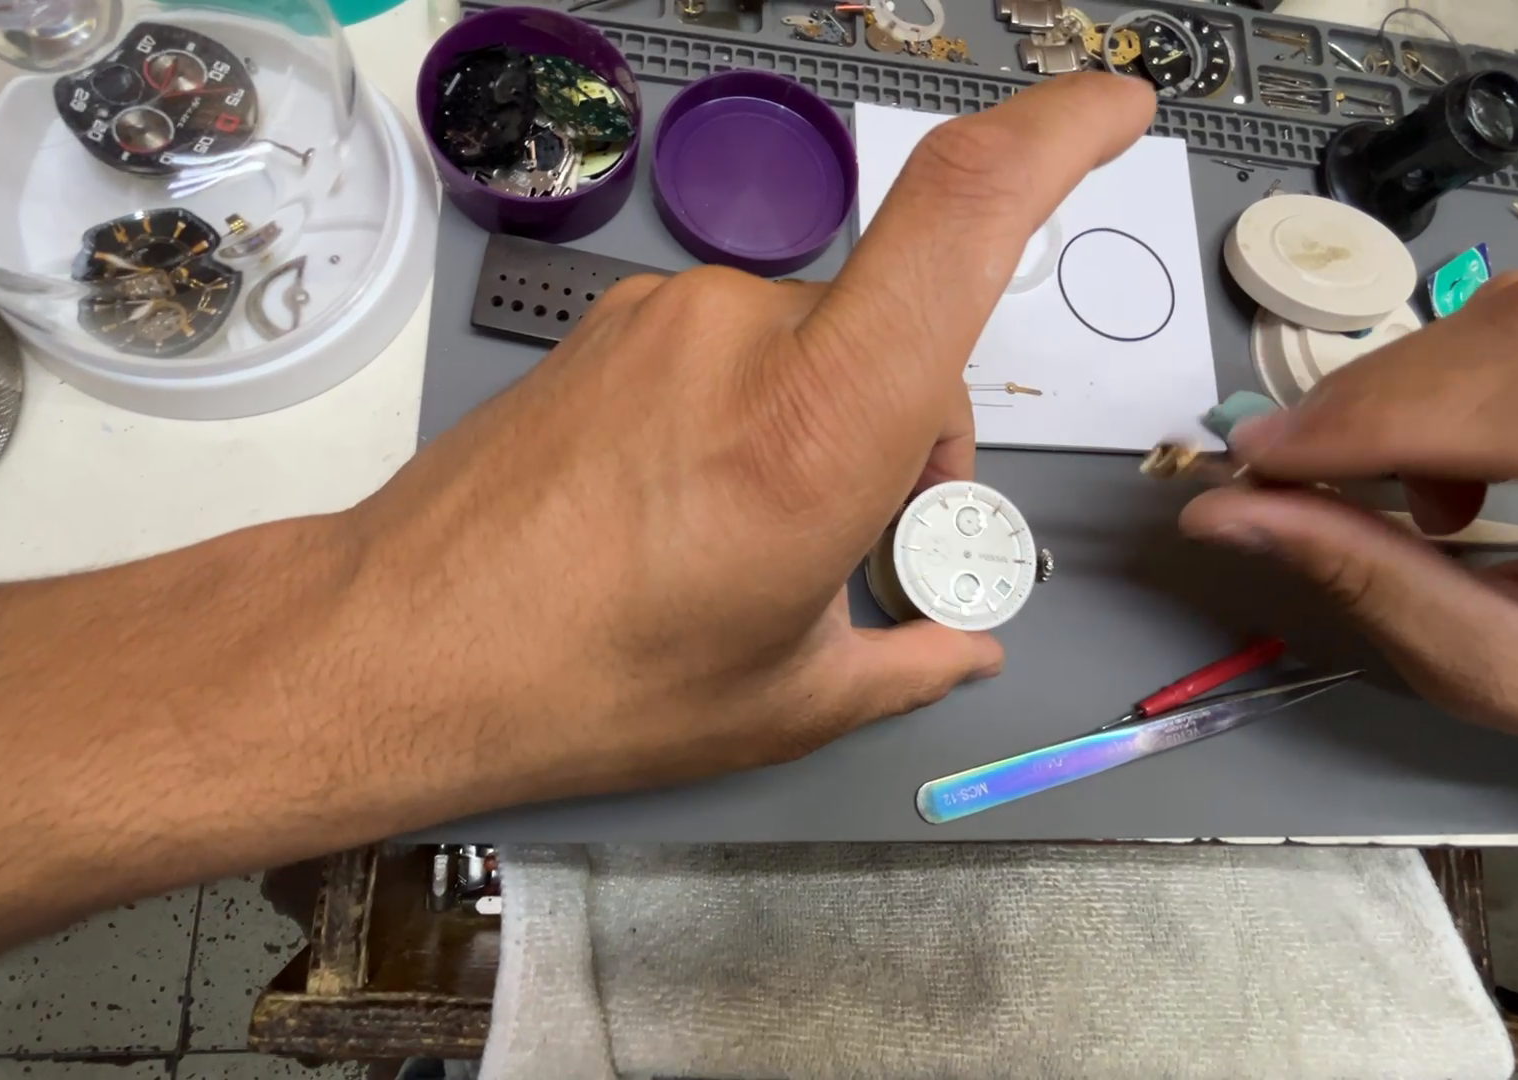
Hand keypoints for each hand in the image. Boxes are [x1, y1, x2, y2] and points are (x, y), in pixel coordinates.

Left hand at [329, 75, 1157, 815]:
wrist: (402, 648)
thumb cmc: (592, 688)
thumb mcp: (783, 700)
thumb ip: (902, 663)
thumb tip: (961, 649)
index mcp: (815, 427)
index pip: (959, 215)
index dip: (1057, 137)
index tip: (1115, 112)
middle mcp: (741, 336)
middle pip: (893, 332)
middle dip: (911, 432)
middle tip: (865, 542)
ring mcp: (661, 318)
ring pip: (809, 345)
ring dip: (826, 425)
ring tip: (758, 535)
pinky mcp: (607, 329)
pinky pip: (729, 349)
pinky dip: (756, 410)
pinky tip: (697, 500)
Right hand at [1179, 264, 1517, 774]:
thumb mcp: (1497, 668)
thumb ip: (1364, 580)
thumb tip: (1217, 512)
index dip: (1397, 417)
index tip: (1263, 459)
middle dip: (1377, 395)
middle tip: (1290, 465)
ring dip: (1408, 384)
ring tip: (1390, 475)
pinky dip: (1452, 369)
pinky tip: (1450, 445)